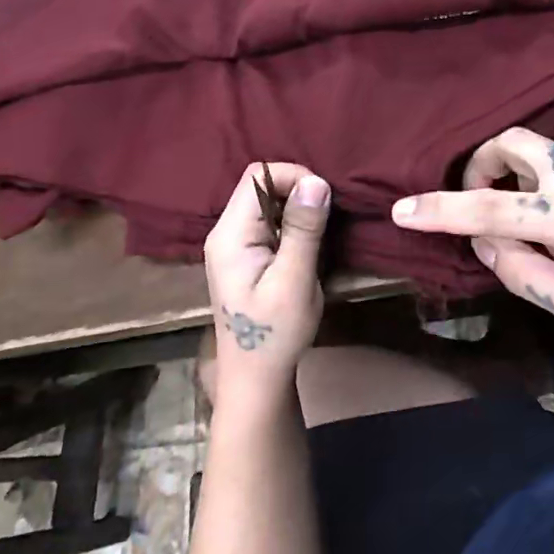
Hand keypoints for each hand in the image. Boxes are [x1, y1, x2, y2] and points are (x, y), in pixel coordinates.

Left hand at [203, 163, 332, 403]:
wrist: (255, 377)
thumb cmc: (274, 333)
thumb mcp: (294, 280)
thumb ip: (303, 229)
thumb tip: (316, 181)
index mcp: (230, 234)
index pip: (257, 176)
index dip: (293, 176)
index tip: (325, 199)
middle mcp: (225, 231)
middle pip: (260, 186)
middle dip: (297, 191)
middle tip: (327, 215)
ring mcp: (233, 244)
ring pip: (266, 203)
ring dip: (297, 209)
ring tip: (321, 230)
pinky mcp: (245, 256)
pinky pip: (268, 223)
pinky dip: (292, 224)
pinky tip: (308, 243)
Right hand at [391, 127, 553, 357]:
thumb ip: (523, 273)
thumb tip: (485, 237)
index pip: (492, 208)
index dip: (440, 209)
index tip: (401, 210)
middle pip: (509, 143)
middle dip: (479, 169)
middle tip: (481, 208)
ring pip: (532, 148)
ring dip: (511, 177)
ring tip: (530, 223)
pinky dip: (539, 180)